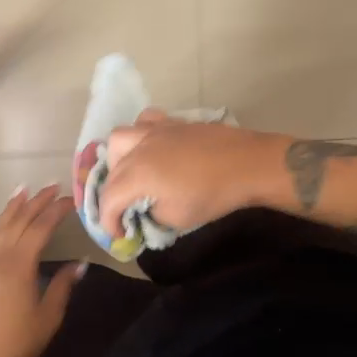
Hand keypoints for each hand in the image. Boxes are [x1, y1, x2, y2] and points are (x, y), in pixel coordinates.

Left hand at [0, 186, 84, 356]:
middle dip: (36, 202)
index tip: (71, 199)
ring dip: (11, 208)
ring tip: (22, 191)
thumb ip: (63, 286)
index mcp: (20, 264)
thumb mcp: (49, 315)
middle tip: (52, 187)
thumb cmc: (19, 344)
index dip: (56, 210)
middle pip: (18, 222)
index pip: (41, 227)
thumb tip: (79, 264)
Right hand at [100, 109, 285, 236]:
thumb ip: (151, 213)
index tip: (120, 234)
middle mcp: (140, 146)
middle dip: (112, 192)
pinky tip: (151, 148)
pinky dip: (139, 134)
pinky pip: (145, 121)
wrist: (246, 164)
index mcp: (138, 173)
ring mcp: (156, 129)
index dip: (109, 221)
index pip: (109, 198)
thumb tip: (145, 208)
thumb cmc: (212, 195)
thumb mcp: (176, 218)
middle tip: (126, 208)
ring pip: (120, 136)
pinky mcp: (173, 122)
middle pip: (111, 168)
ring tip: (132, 173)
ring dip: (119, 157)